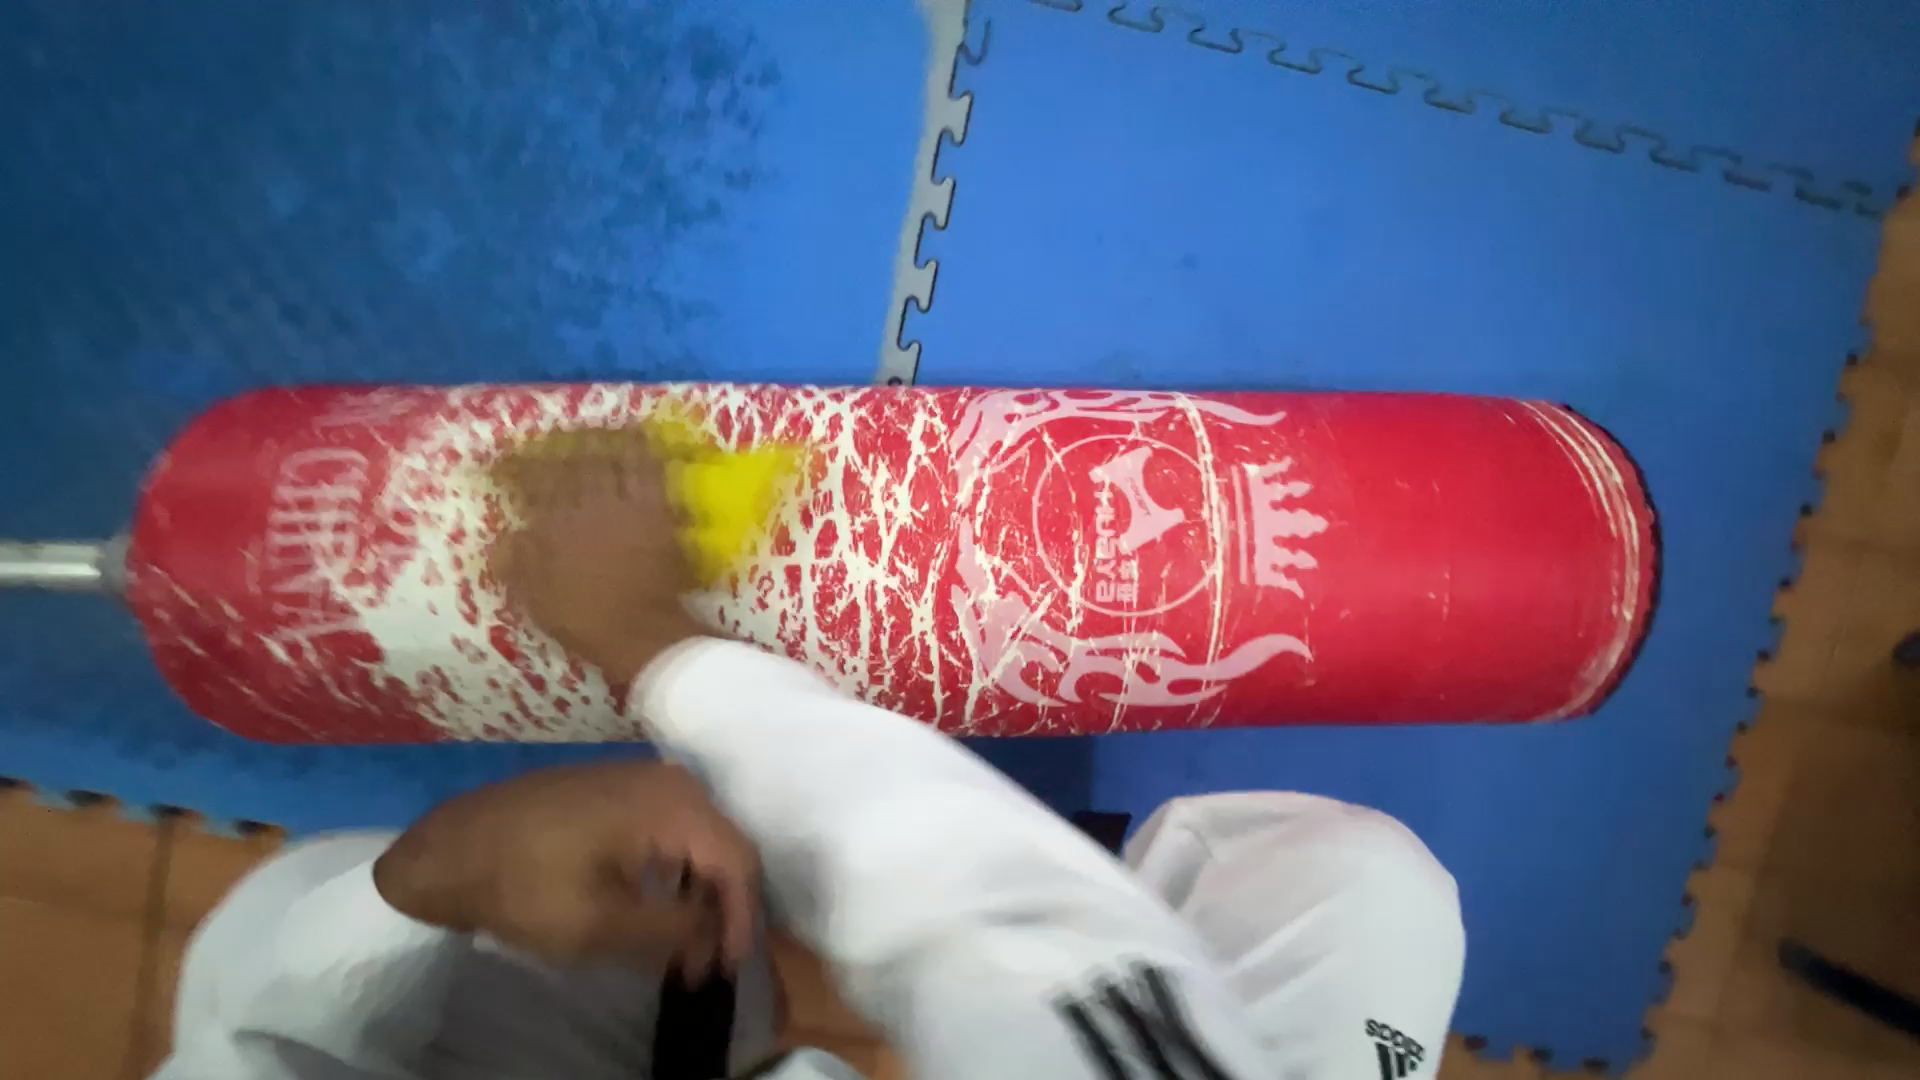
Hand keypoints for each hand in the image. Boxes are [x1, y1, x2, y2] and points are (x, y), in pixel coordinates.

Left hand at [373, 760, 760, 973]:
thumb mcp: (601, 924)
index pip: (738, 859)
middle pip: (722, 846)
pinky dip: (674, 870)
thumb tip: (715, 931)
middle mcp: (674, 781)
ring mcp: (649, 779)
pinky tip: (659, 905)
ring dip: (696, 893)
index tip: (731, 966)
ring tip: (682, 946)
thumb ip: (673, 929)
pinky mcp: (626, 788)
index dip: (743, 916)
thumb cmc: (527, 883)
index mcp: (676, 804)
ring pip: (699, 838)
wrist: (454, 843)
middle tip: (705, 964)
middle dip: (720, 909)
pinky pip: (673, 828)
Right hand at [493, 431, 704, 686]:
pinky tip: (641, 443)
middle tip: (551, 434)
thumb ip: (517, 562)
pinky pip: (653, 473)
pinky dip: (645, 454)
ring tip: (594, 428)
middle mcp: (591, 507)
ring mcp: (629, 507)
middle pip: (573, 463)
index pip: (532, 482)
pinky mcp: (661, 513)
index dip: (516, 465)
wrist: (642, 631)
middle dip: (558, 444)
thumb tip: (503, 537)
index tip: (503, 455)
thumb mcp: (534, 597)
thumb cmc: (585, 619)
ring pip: (614, 460)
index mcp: (555, 525)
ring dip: (602, 440)